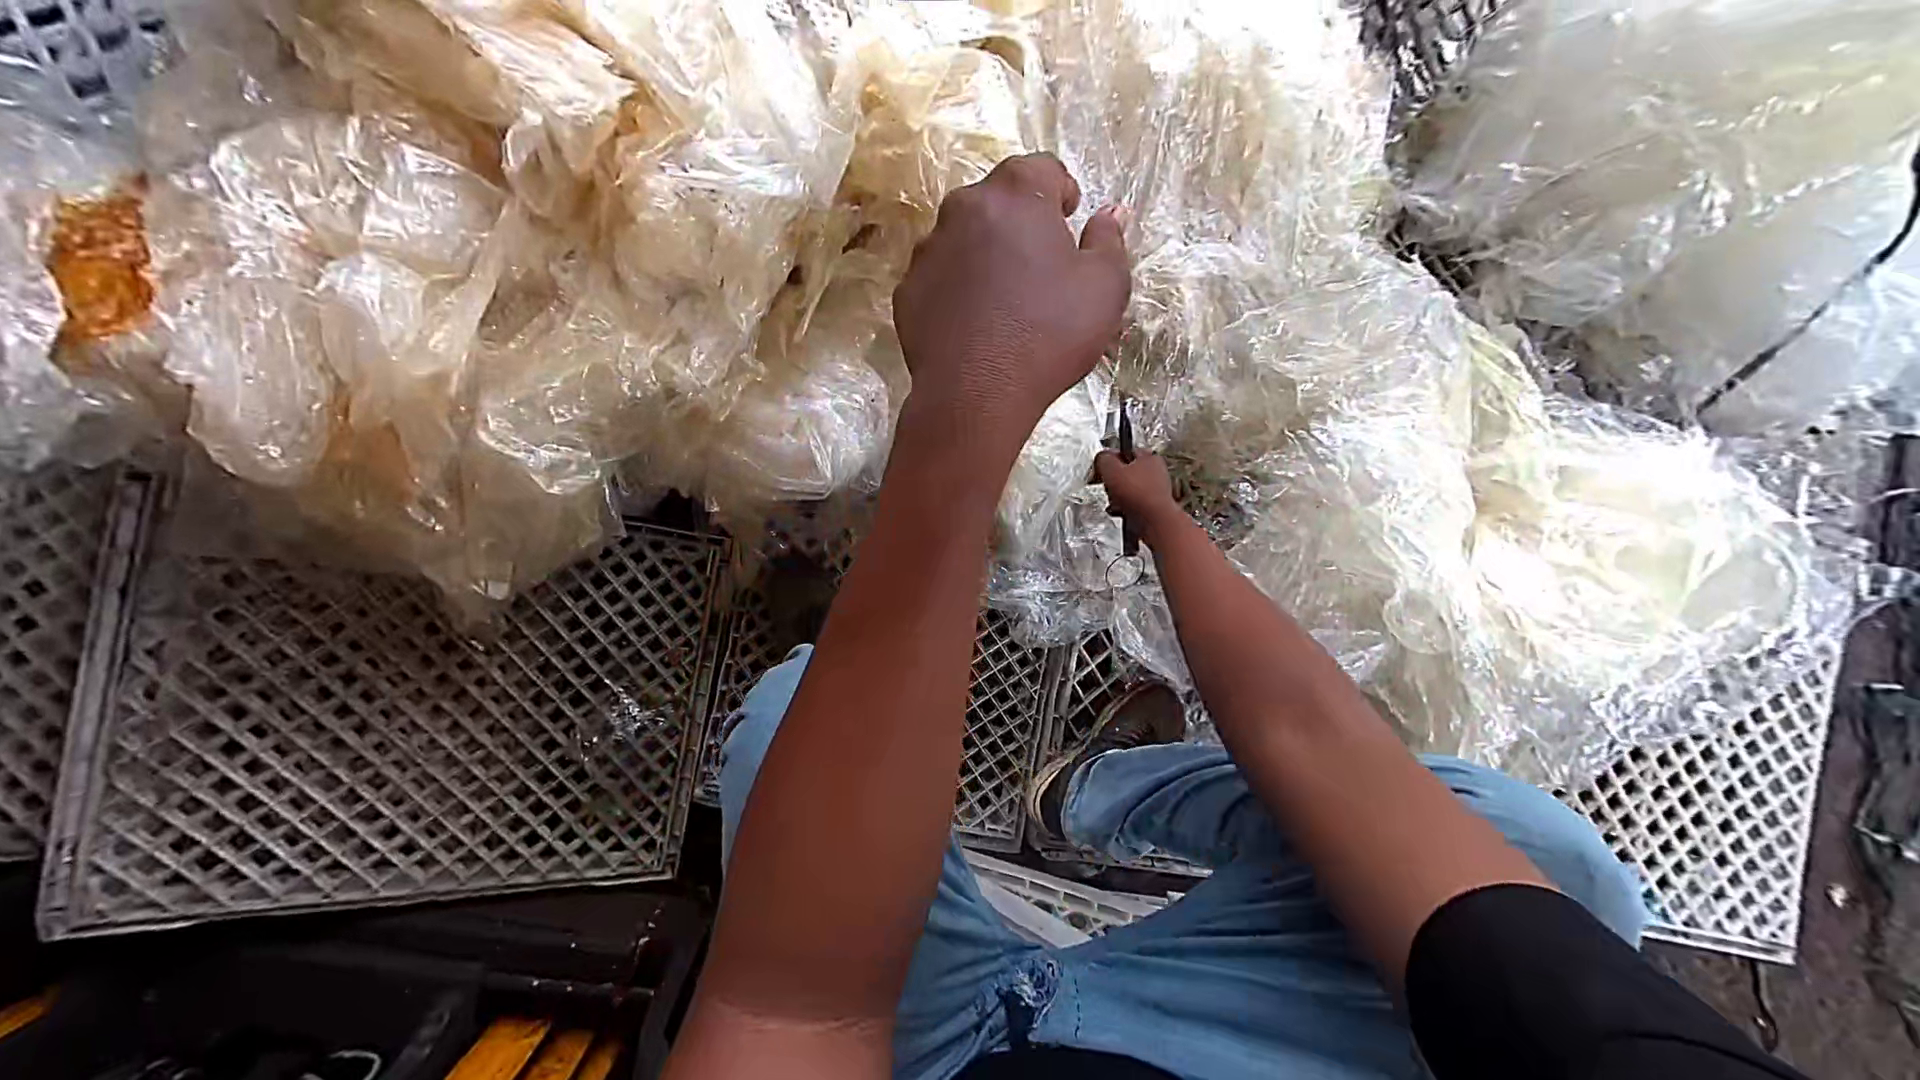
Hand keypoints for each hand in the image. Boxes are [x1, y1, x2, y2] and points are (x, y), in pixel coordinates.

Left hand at [893, 153, 1129, 457]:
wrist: (976, 394)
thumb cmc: (1048, 336)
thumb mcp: (1105, 289)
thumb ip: (1109, 241)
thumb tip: (1109, 213)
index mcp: (1015, 195)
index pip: (1041, 168)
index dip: (1060, 190)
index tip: (1068, 218)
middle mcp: (963, 209)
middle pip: (997, 202)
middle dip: (1021, 223)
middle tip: (1040, 267)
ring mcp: (927, 251)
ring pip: (963, 239)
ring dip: (985, 256)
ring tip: (1004, 301)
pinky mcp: (906, 291)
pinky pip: (939, 278)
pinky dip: (957, 290)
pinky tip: (974, 324)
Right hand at [1095, 450, 1186, 546]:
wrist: (1154, 522)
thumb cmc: (1139, 495)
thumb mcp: (1111, 470)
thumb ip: (1103, 460)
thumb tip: (1101, 458)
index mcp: (1149, 457)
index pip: (1125, 452)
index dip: (1110, 460)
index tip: (1102, 469)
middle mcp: (1157, 472)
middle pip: (1126, 473)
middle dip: (1114, 482)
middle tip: (1109, 487)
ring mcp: (1157, 491)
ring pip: (1129, 491)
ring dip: (1118, 498)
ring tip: (1115, 503)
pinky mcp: (1154, 508)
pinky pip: (1134, 505)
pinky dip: (1125, 509)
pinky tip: (1121, 512)